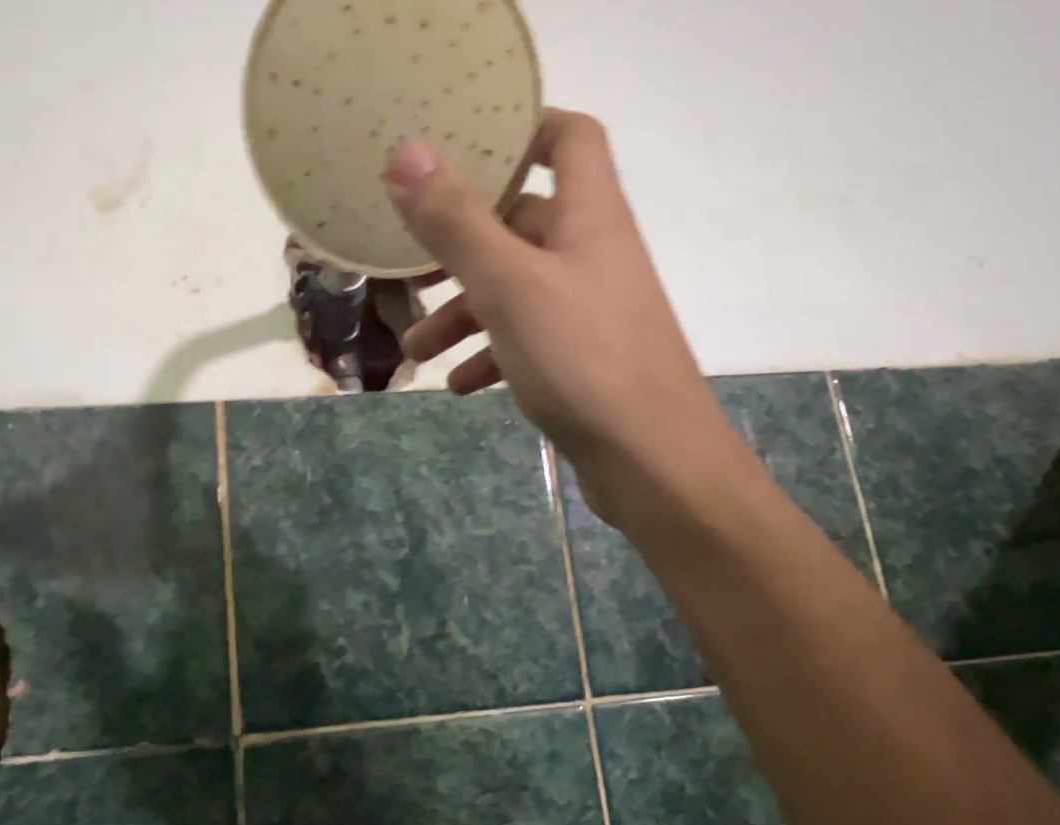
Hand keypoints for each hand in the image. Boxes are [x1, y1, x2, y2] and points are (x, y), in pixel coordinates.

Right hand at [383, 109, 727, 511]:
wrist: (652, 460)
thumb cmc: (583, 360)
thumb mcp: (509, 287)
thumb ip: (458, 224)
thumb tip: (407, 154)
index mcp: (588, 216)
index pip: (568, 137)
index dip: (520, 128)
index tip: (461, 147)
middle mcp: (593, 253)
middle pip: (521, 224)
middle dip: (460, 248)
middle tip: (409, 272)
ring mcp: (591, 310)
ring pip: (516, 290)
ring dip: (465, 314)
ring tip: (417, 352)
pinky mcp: (585, 360)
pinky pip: (528, 341)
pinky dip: (491, 355)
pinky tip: (461, 386)